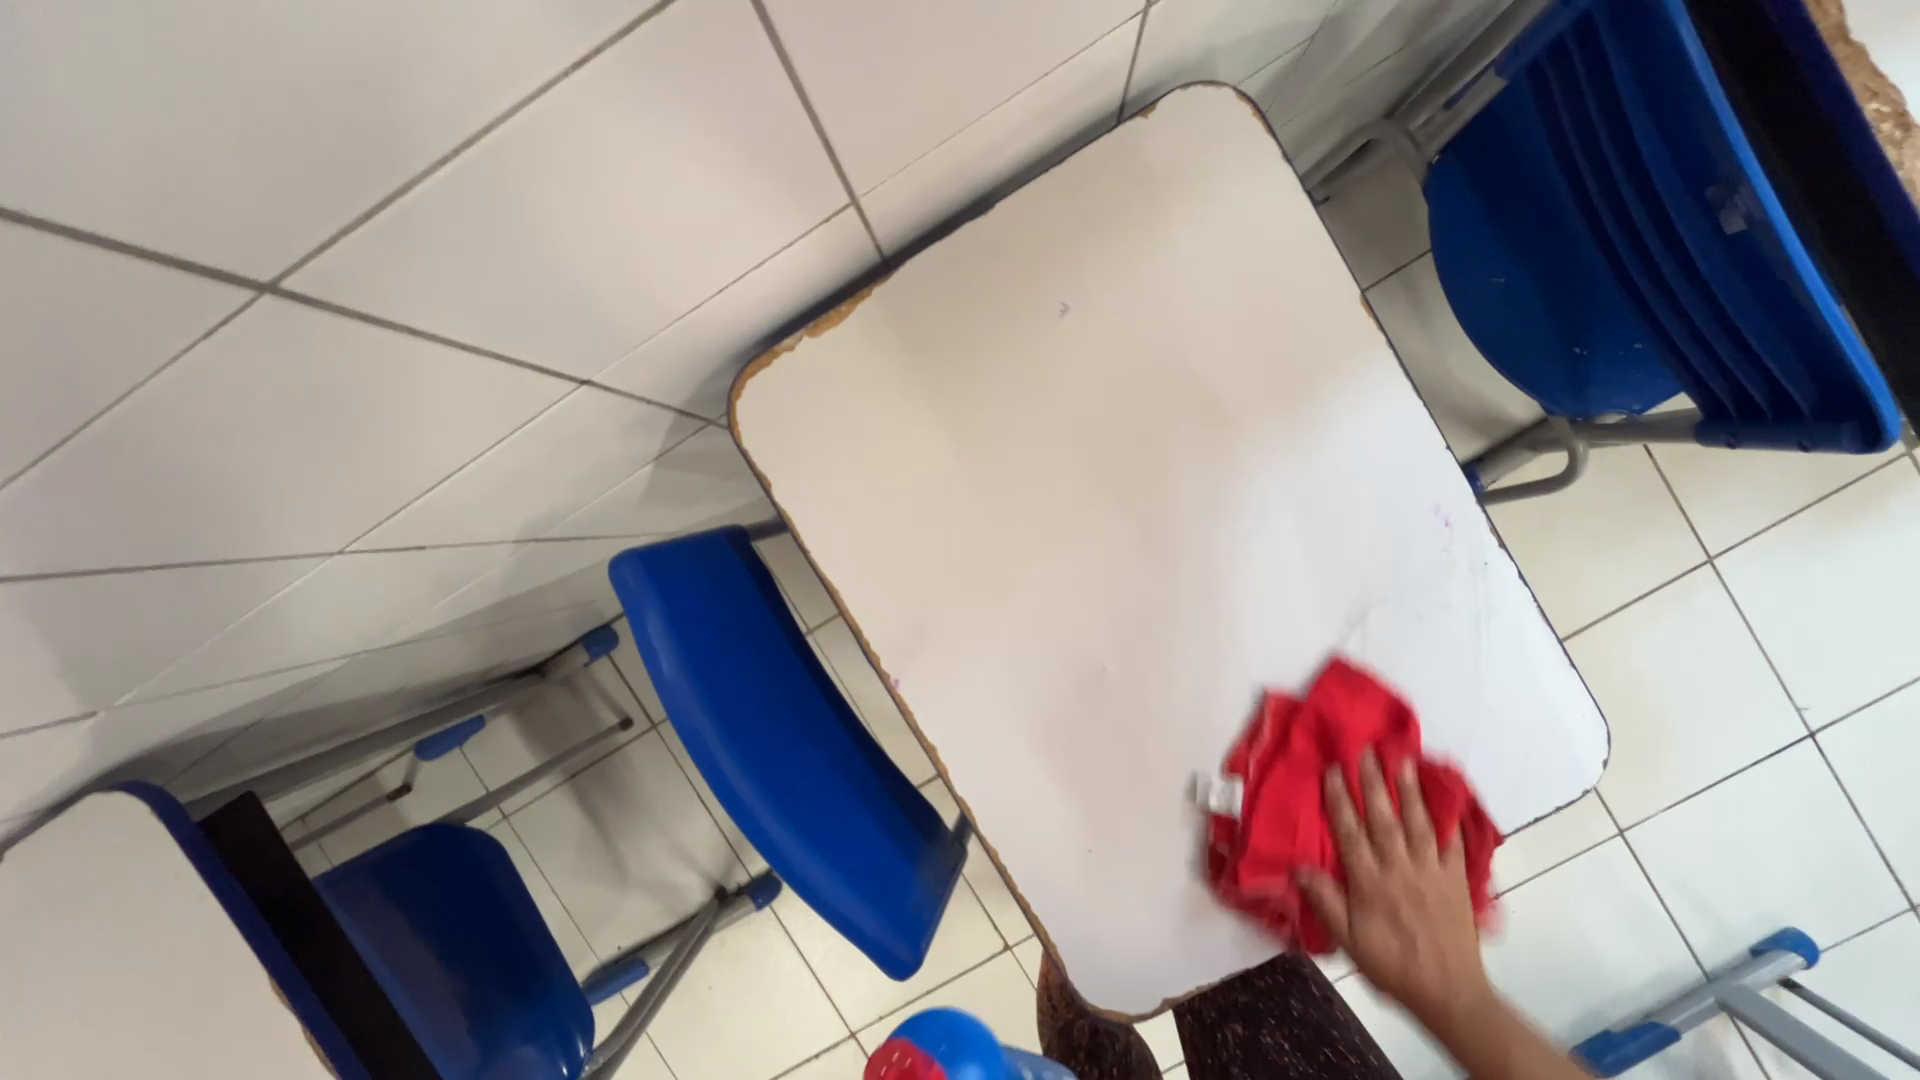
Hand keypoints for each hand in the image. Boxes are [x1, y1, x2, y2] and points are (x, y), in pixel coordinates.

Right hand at [1297, 749, 1493, 1030]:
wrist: (1449, 993)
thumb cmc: (1391, 964)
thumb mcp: (1348, 940)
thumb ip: (1326, 901)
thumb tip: (1298, 867)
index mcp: (1370, 882)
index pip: (1350, 832)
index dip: (1340, 799)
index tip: (1333, 769)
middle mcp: (1400, 869)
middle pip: (1384, 818)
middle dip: (1374, 782)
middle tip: (1367, 750)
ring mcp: (1432, 872)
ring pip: (1418, 823)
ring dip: (1409, 790)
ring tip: (1404, 760)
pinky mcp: (1457, 881)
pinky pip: (1453, 844)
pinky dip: (1449, 819)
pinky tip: (1445, 799)